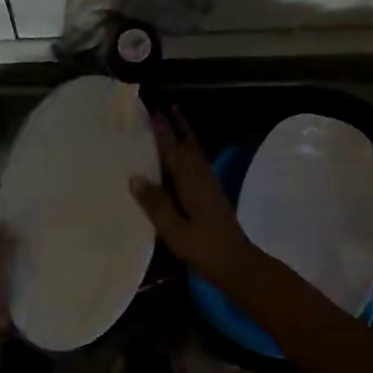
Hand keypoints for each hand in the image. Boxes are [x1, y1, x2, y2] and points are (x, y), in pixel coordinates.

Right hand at [129, 109, 264, 286]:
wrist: (237, 264)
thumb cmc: (203, 248)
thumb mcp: (173, 229)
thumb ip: (155, 204)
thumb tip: (135, 177)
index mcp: (191, 183)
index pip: (173, 150)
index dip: (162, 132)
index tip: (151, 112)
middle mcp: (202, 179)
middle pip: (190, 146)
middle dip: (179, 127)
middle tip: (167, 108)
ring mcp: (211, 187)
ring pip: (197, 155)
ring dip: (186, 138)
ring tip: (176, 125)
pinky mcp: (213, 197)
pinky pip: (199, 166)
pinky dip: (191, 155)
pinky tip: (186, 161)